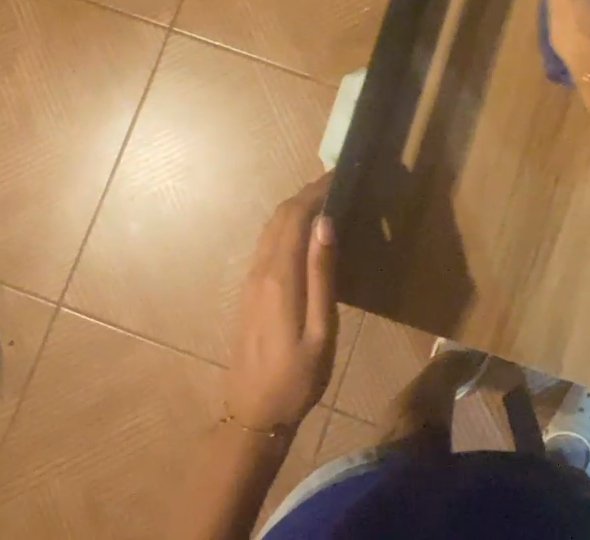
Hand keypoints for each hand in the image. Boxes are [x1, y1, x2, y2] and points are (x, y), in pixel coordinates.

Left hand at [224, 175, 337, 433]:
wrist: (253, 414)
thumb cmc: (297, 378)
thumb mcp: (321, 332)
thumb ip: (322, 276)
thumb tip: (326, 224)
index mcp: (280, 277)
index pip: (295, 216)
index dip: (315, 190)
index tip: (340, 174)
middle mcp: (260, 270)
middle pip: (280, 216)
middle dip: (307, 193)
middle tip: (339, 183)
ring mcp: (251, 280)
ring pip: (271, 228)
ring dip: (296, 208)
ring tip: (327, 201)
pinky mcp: (249, 291)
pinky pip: (267, 244)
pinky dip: (287, 226)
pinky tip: (306, 234)